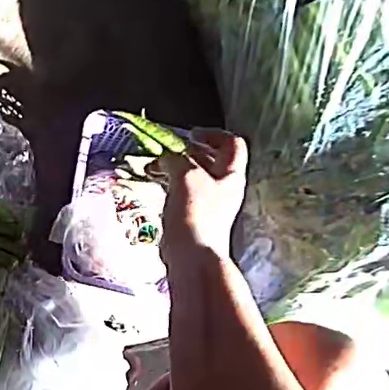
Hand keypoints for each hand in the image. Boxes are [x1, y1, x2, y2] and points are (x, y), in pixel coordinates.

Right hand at [161, 129, 246, 262]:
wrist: (192, 255)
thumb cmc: (195, 213)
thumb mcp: (185, 176)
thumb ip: (175, 160)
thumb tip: (164, 159)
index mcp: (231, 176)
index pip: (232, 144)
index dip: (213, 134)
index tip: (191, 134)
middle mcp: (224, 189)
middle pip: (212, 161)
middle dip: (189, 152)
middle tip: (168, 150)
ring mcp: (210, 206)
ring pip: (195, 178)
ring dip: (176, 169)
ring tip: (156, 167)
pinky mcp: (194, 219)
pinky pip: (184, 195)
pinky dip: (171, 186)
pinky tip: (157, 186)